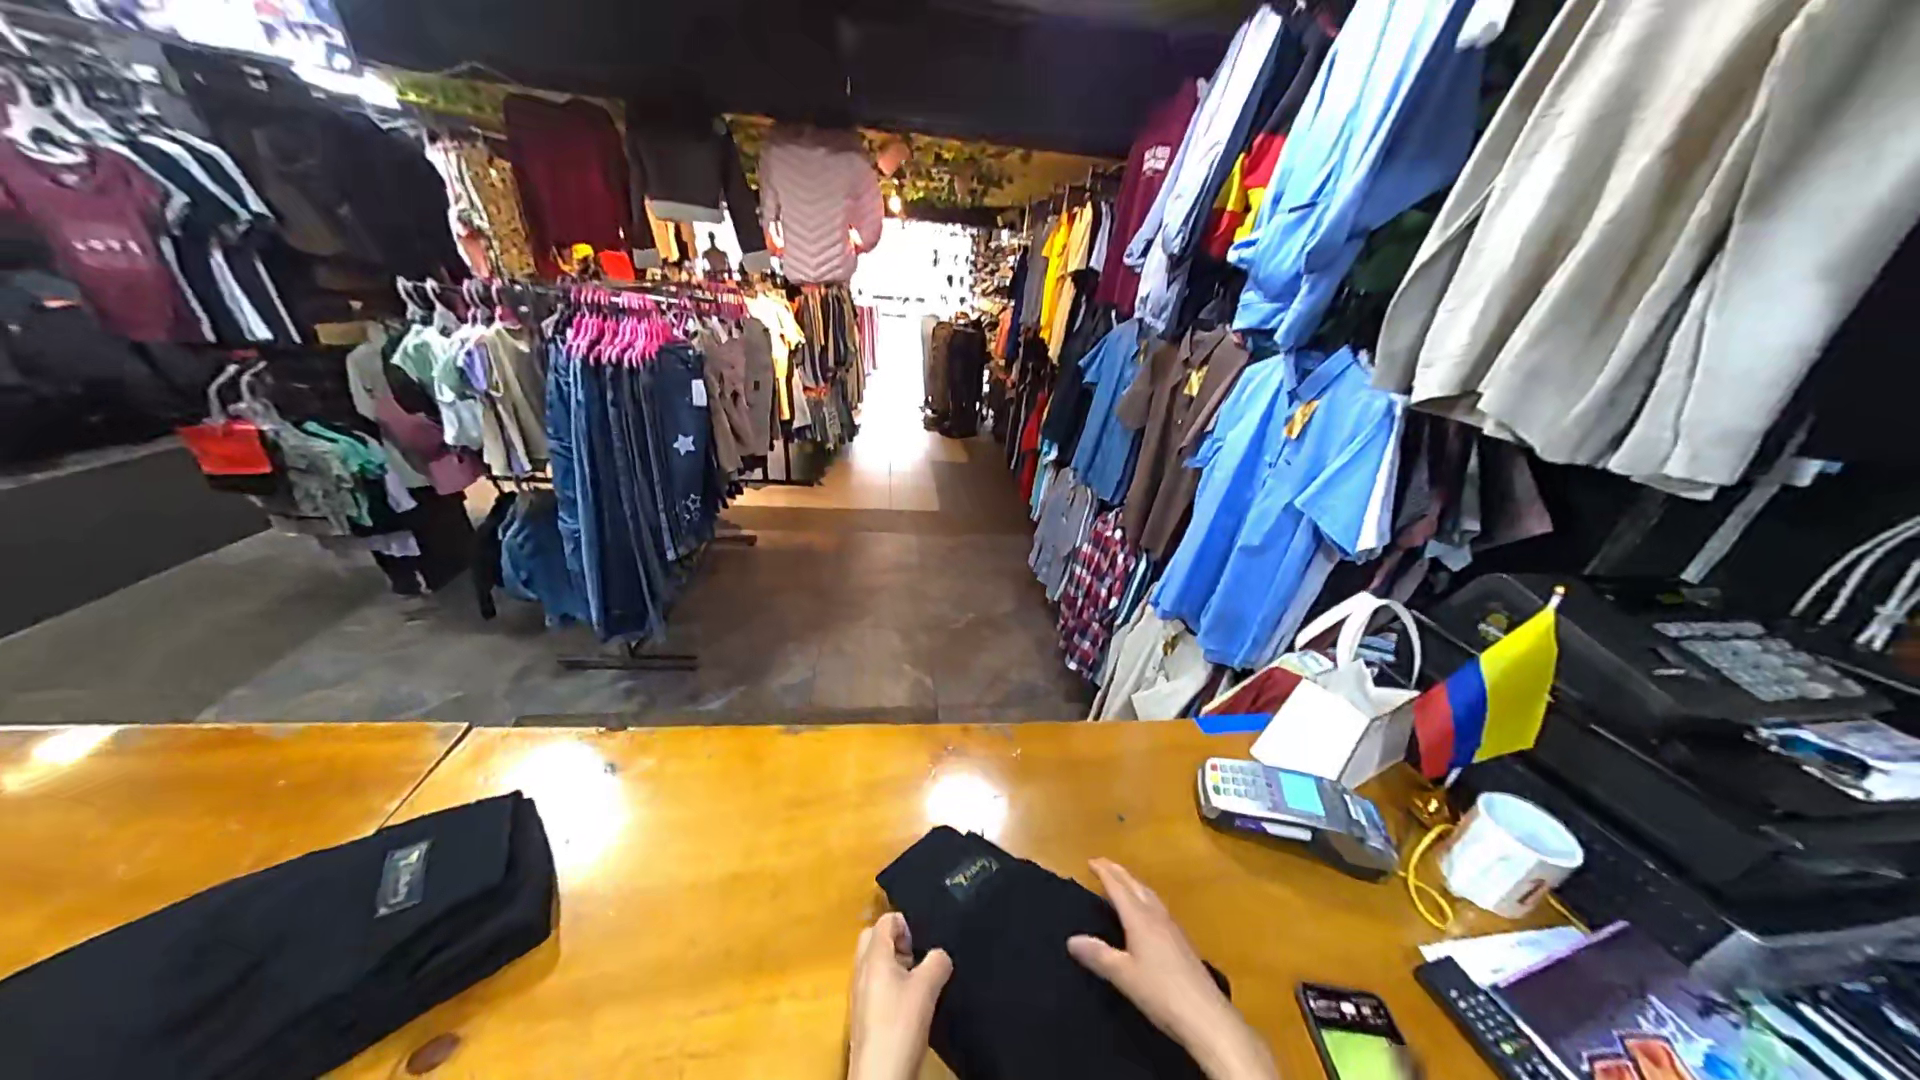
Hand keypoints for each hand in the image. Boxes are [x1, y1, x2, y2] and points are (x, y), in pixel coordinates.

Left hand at [847, 912, 952, 1079]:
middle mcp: (861, 969)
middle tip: (916, 959)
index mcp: (873, 955)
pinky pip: (873, 984)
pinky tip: (907, 1005)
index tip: (921, 945)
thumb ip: (937, 961)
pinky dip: (889, 984)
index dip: (906, 924)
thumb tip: (940, 955)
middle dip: (896, 941)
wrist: (880, 1075)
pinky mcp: (861, 1013)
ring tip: (915, 983)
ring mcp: (858, 992)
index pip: (886, 920)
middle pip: (874, 938)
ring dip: (894, 964)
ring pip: (873, 962)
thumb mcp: (928, 987)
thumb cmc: (900, 1024)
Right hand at [1068, 859, 1277, 1079]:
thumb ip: (1098, 955)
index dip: (1104, 873)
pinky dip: (1146, 899)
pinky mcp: (1183, 943)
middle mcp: (1157, 916)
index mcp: (1140, 919)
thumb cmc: (1161, 993)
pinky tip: (1148, 912)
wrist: (1207, 1017)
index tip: (1090, 860)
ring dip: (1134, 884)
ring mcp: (1173, 929)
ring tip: (1124, 881)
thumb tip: (1071, 939)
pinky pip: (1159, 908)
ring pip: (1150, 895)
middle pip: (1136, 886)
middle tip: (1103, 863)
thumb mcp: (1123, 975)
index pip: (1118, 888)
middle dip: (1119, 872)